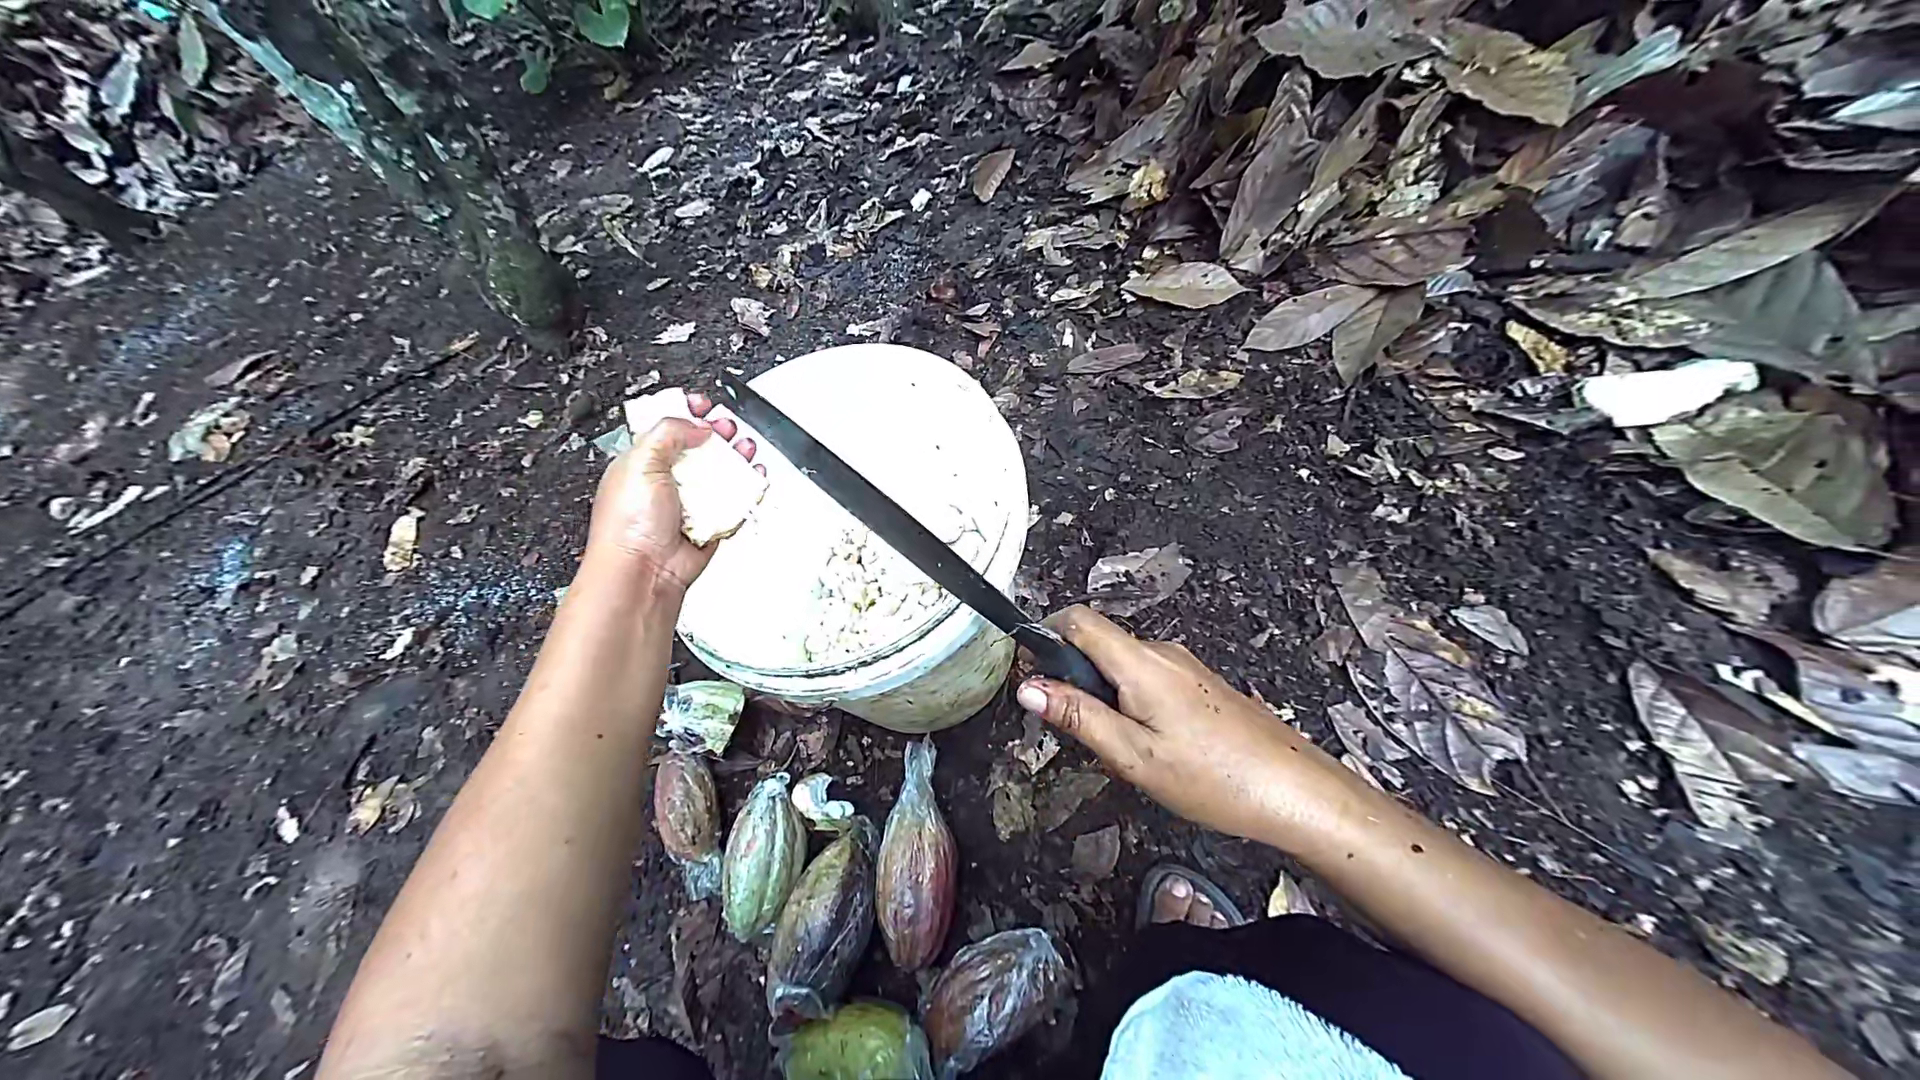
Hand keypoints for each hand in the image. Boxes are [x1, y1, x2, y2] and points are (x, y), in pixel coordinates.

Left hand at [586, 391, 760, 592]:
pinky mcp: (711, 522)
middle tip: (727, 427)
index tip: (702, 405)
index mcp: (643, 461)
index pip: (668, 427)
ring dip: (737, 458)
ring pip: (721, 473)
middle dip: (717, 433)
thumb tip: (697, 424)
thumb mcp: (641, 462)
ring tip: (746, 448)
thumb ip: (669, 432)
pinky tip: (753, 477)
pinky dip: (748, 489)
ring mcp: (690, 502)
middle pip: (700, 447)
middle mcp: (667, 480)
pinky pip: (735, 501)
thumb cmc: (628, 526)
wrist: (644, 572)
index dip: (686, 413)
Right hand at [1017, 606, 1358, 848]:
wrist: (1297, 792)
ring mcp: (1183, 665)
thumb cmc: (1216, 778)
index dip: (1045, 635)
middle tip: (1080, 732)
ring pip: (1120, 664)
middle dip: (1074, 678)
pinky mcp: (1197, 683)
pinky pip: (1146, 677)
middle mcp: (1162, 652)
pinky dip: (1130, 701)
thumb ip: (1078, 716)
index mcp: (1141, 662)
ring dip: (1103, 695)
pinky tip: (1149, 746)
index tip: (1033, 675)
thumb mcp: (1133, 755)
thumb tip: (1029, 687)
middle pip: (1096, 642)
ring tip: (1120, 748)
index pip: (1077, 619)